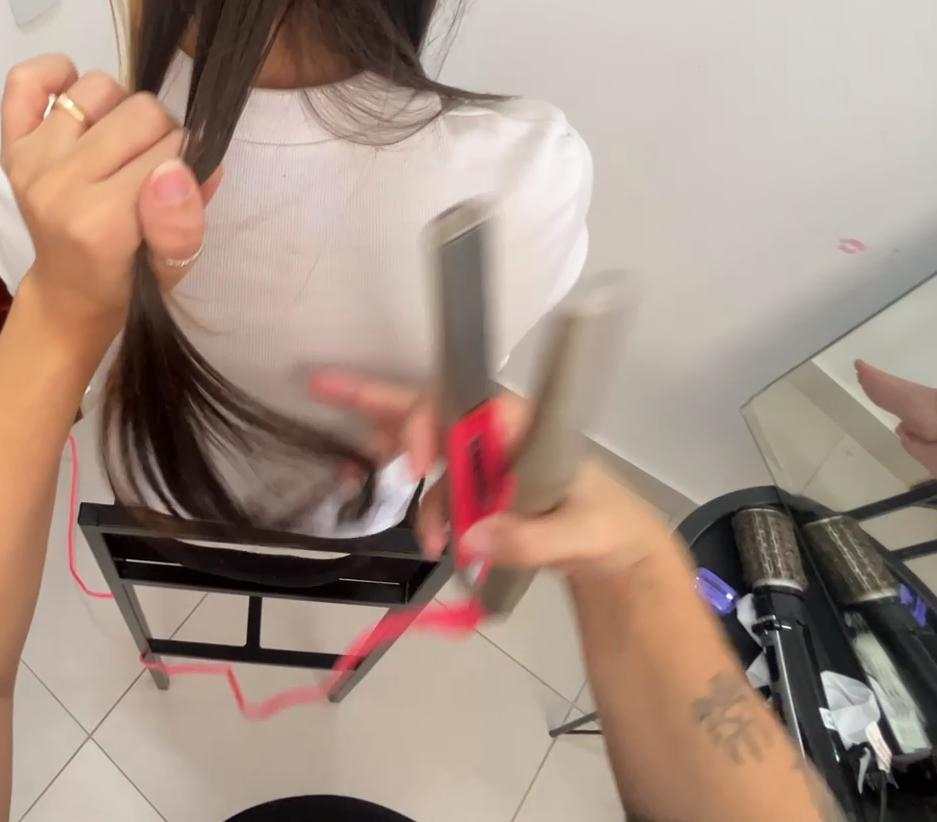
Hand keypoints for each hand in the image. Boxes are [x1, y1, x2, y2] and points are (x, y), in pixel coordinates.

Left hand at [0, 56, 219, 339]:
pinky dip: (56, 76)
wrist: (70, 288)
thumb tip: (182, 166)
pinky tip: (77, 104)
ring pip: (100, 87)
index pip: (173, 150)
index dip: (187, 161)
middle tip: (152, 165)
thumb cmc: (129, 277)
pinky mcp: (12, 145)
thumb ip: (184, 225)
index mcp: (102, 224)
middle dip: (162, 134)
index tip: (176, 186)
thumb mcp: (171, 269)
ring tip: (120, 145)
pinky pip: (26, 80)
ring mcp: (31, 163)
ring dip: (120, 109)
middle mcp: (59, 186)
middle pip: (142, 111)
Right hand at [308, 369, 670, 577]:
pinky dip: (423, 508)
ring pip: (421, 438)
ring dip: (388, 451)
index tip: (413, 467)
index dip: (428, 424)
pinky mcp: (476, 483)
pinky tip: (429, 539)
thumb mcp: (582, 535)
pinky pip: (434, 484)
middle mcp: (495, 433)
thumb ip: (530, 537)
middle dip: (373, 397)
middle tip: (321, 384)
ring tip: (350, 467)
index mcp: (524, 427)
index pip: (465, 408)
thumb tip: (470, 537)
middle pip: (428, 405)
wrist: (615, 552)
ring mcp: (482, 457)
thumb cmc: (609, 529)